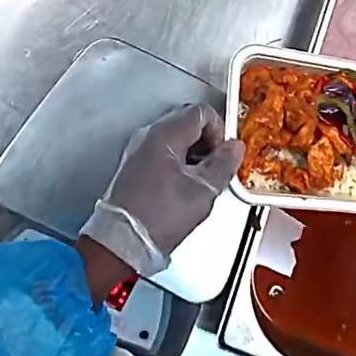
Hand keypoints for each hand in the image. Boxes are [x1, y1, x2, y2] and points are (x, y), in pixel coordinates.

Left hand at [79, 104, 242, 277]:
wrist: (121, 242)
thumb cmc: (158, 217)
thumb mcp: (202, 191)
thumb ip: (223, 163)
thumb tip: (234, 148)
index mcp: (165, 135)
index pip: (201, 112)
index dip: (219, 130)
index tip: (224, 153)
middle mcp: (148, 135)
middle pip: (186, 120)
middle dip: (206, 140)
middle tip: (216, 165)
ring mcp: (137, 149)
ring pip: (174, 136)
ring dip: (192, 152)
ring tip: (200, 179)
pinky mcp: (133, 165)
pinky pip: (160, 151)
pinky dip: (176, 160)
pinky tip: (182, 186)